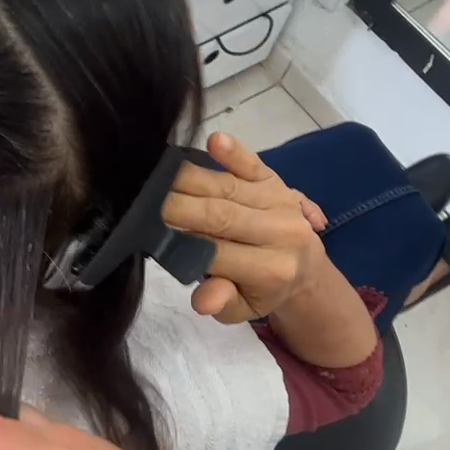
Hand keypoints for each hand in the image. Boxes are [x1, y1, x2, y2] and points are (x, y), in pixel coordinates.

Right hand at [163, 132, 325, 321]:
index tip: (150, 233)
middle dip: (179, 207)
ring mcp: (280, 203)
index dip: (181, 242)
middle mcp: (280, 233)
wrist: (306, 270)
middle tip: (143, 202)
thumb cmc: (261, 291)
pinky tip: (214, 140)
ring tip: (156, 178)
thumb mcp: (242, 309)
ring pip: (226, 188)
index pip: (216, 252)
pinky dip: (234, 152)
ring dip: (189, 180)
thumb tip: (203, 302)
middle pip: (220, 215)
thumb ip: (223, 303)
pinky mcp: (276, 181)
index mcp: (270, 269)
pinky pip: (253, 164)